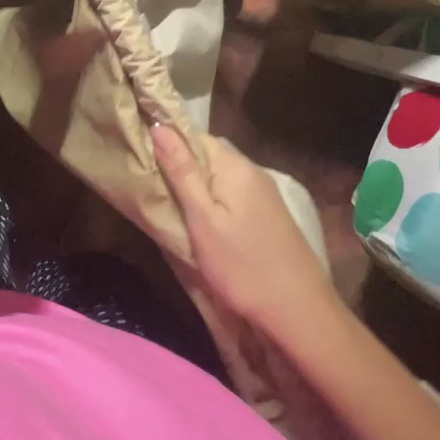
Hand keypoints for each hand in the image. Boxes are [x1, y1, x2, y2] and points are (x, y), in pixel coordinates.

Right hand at [151, 125, 336, 324]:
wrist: (299, 313)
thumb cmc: (242, 266)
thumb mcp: (203, 219)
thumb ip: (182, 171)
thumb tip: (160, 126)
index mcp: (235, 166)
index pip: (193, 135)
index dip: (166, 142)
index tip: (140, 157)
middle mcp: (252, 171)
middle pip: (206, 155)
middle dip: (178, 166)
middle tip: (149, 185)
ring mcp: (263, 193)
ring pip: (217, 177)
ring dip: (193, 185)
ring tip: (167, 202)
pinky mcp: (267, 214)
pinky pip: (230, 194)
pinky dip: (210, 201)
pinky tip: (198, 219)